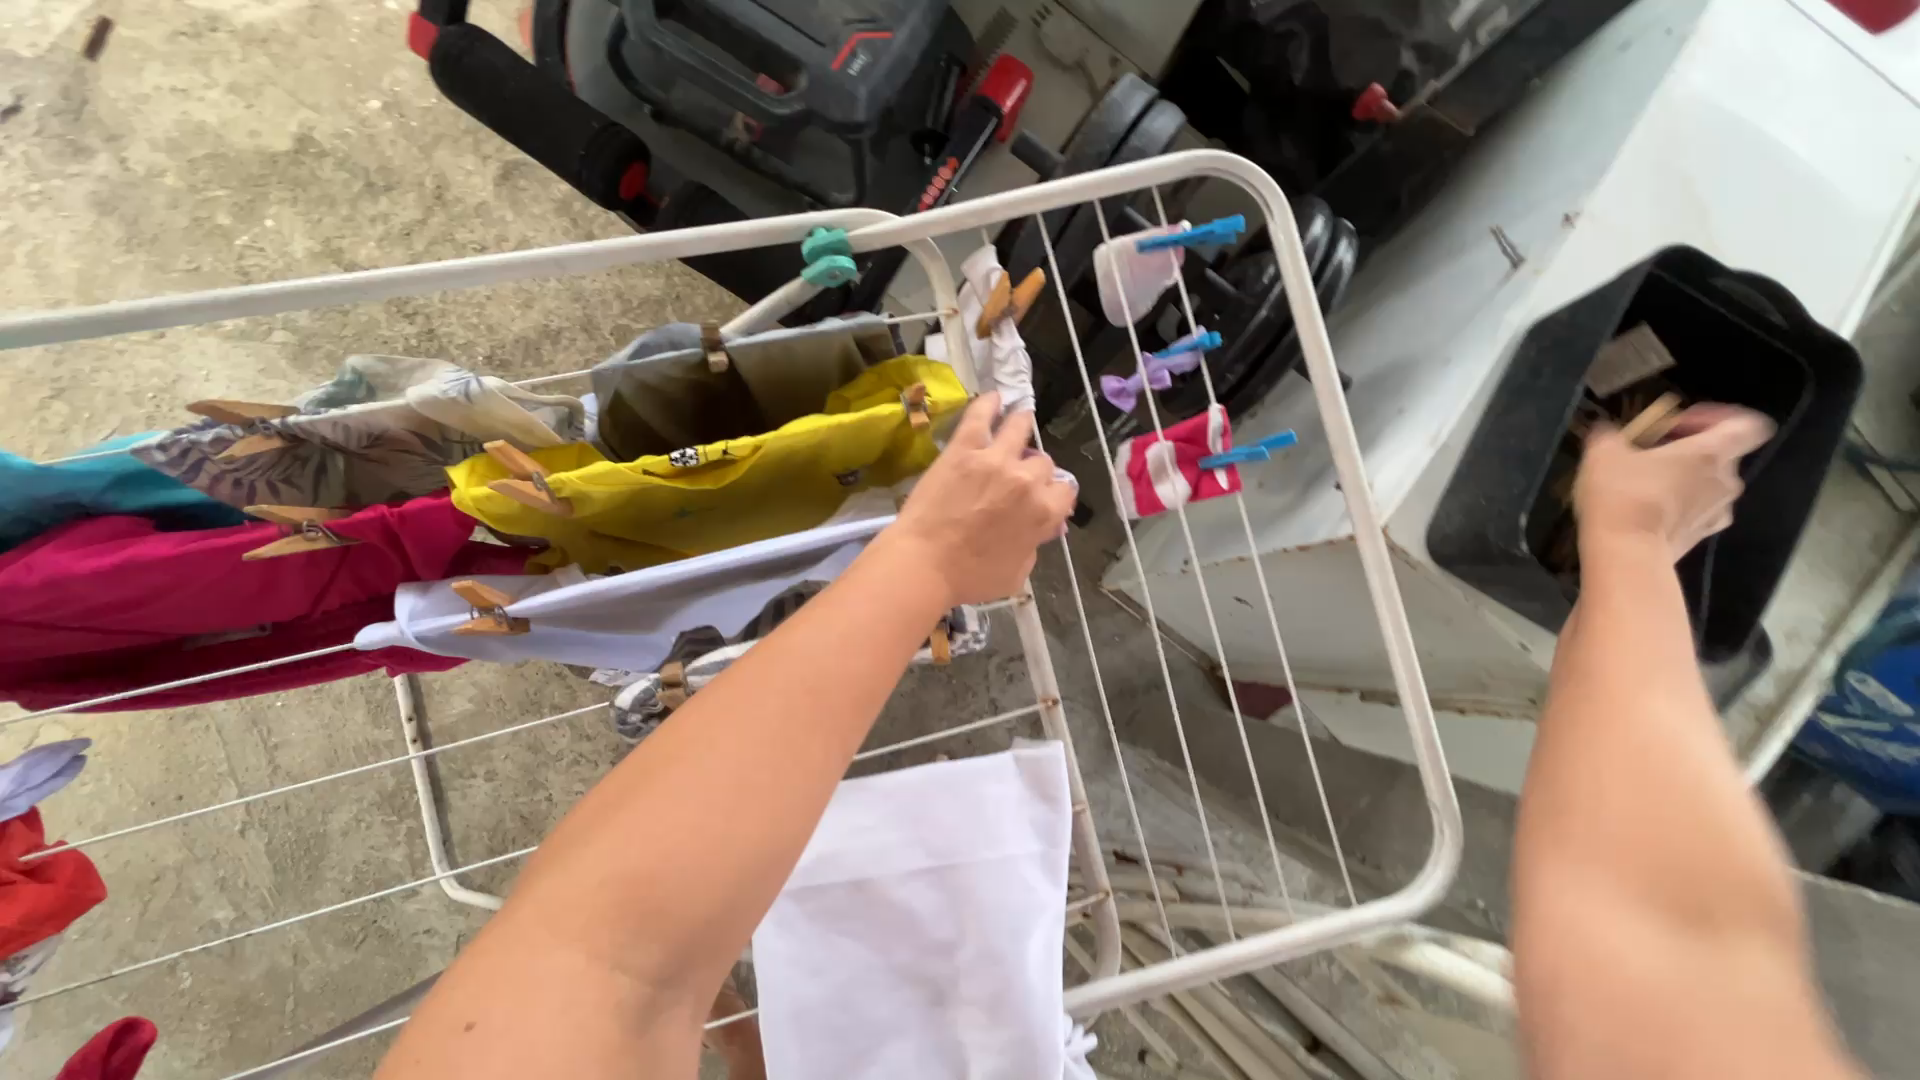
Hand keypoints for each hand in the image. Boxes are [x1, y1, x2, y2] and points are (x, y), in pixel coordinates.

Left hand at [886, 393, 1076, 606]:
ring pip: (1019, 428)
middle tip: (1019, 474)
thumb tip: (1044, 530)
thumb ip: (1035, 546)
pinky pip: (980, 416)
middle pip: (1042, 462)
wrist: (925, 564)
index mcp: (1043, 512)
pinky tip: (995, 396)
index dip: (1055, 494)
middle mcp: (1026, 480)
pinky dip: (990, 403)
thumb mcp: (1016, 574)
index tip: (1044, 497)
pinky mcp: (964, 448)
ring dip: (1022, 424)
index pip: (1064, 490)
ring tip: (1019, 419)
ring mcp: (995, 459)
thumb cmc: (970, 577)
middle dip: (1035, 468)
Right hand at [1574, 403, 1774, 560]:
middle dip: (1687, 453)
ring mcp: (1720, 509)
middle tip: (1649, 458)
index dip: (1718, 418)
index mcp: (1711, 452)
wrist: (1626, 550)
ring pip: (1708, 486)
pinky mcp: (1704, 534)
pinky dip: (1679, 509)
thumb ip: (1610, 436)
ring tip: (1644, 489)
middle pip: (1720, 456)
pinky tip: (1649, 514)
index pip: (1746, 424)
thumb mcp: (1602, 454)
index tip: (1679, 424)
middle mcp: (1727, 479)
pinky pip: (1698, 513)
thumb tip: (1608, 431)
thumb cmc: (1621, 493)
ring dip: (1683, 482)